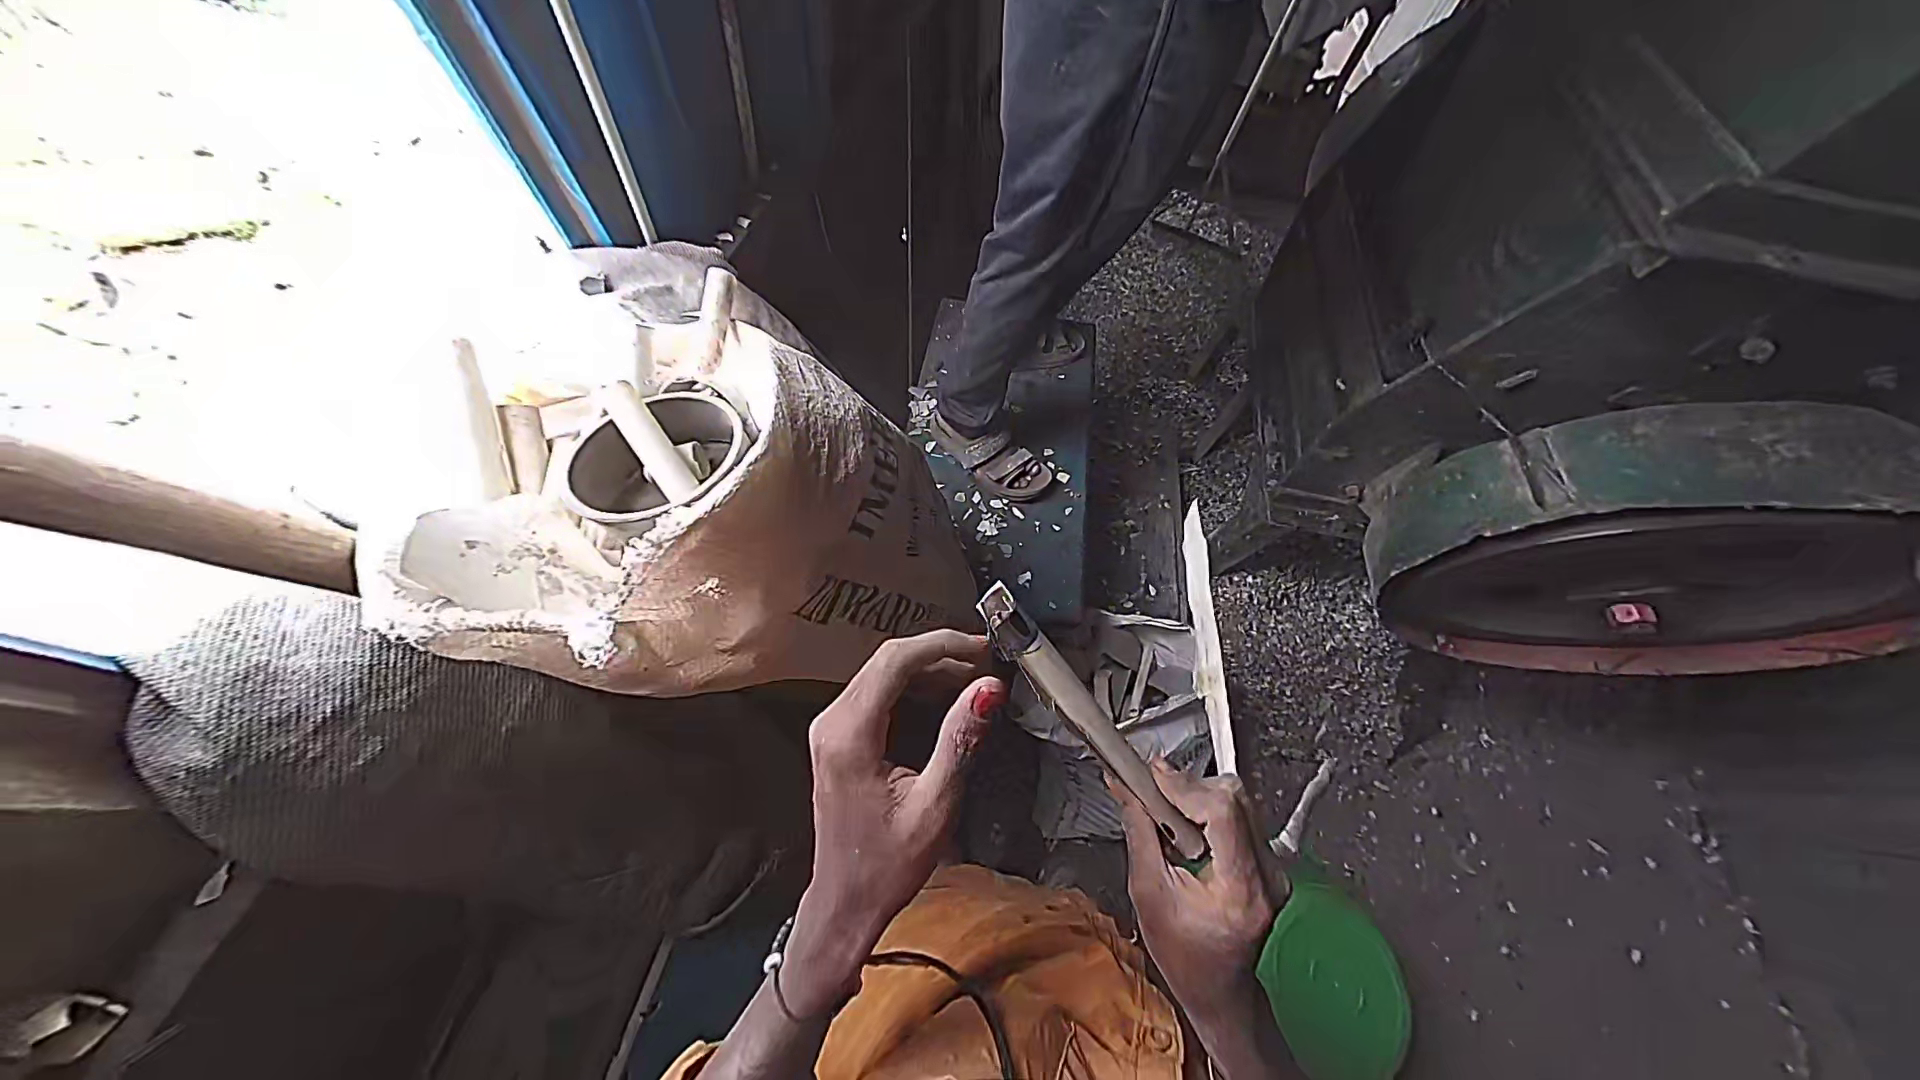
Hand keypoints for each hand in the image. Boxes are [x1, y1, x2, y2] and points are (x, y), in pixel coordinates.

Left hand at [781, 630, 1003, 1016]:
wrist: (845, 900)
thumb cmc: (886, 865)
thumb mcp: (934, 805)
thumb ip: (959, 740)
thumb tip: (987, 689)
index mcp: (850, 735)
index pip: (895, 661)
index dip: (942, 645)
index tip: (982, 648)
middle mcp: (833, 721)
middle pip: (888, 660)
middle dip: (940, 653)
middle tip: (986, 662)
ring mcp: (831, 726)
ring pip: (883, 671)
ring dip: (930, 667)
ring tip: (975, 676)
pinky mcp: (839, 733)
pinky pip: (879, 690)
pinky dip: (915, 685)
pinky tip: (946, 694)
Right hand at [1113, 761, 1294, 1077]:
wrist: (1218, 991)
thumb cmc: (1185, 959)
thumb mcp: (1147, 893)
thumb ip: (1138, 832)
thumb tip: (1125, 786)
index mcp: (1240, 890)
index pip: (1223, 811)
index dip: (1183, 784)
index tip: (1152, 773)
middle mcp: (1267, 876)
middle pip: (1232, 798)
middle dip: (1187, 787)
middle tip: (1154, 795)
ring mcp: (1273, 869)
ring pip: (1237, 800)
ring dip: (1197, 797)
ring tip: (1170, 823)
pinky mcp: (1268, 862)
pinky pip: (1239, 815)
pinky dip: (1207, 810)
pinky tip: (1187, 832)